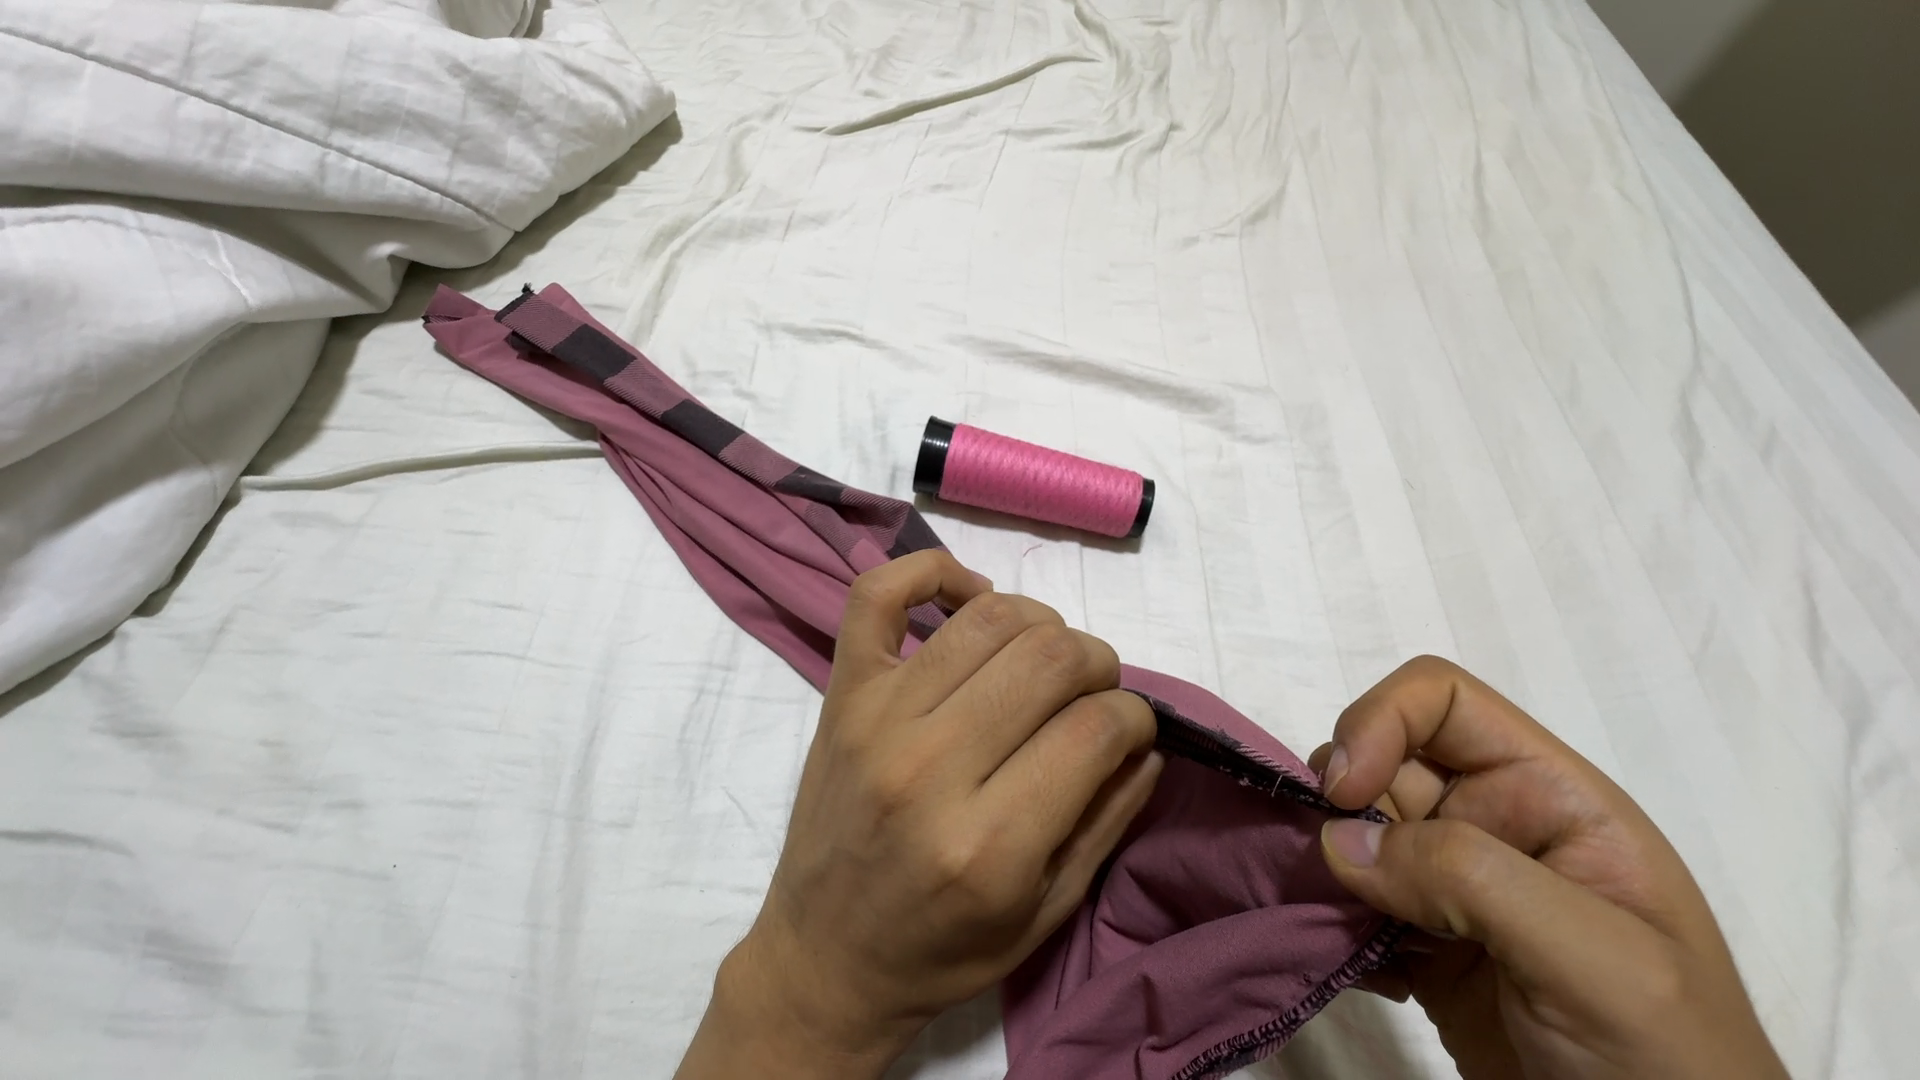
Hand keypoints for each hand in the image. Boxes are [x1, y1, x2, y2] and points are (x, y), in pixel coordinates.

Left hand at [675, 551, 1163, 1079]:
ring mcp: (877, 719)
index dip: (1134, 717)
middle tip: (1093, 691)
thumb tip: (1145, 738)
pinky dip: (932, 571)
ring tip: (1042, 656)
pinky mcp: (841, 693)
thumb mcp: (1046, 913)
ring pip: (987, 618)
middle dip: (1097, 663)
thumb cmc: (942, 948)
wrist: (825, 954)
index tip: (1130, 729)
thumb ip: (1107, 821)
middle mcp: (931, 769)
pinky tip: (970, 593)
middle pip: (1049, 658)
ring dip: (1040, 622)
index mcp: (990, 845)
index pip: (1096, 728)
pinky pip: (878, 594)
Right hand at [1310, 656, 1789, 1079]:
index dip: (1379, 722)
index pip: (1441, 701)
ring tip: (1322, 914)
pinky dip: (1322, 915)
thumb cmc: (1669, 1063)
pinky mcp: (1418, 942)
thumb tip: (1339, 840)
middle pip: (1380, 761)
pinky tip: (1332, 954)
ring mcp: (1450, 887)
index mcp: (1547, 796)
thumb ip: (1473, 879)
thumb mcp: (1599, 962)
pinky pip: (1344, 897)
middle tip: (1324, 867)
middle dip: (1335, 800)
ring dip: (1319, 860)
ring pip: (1349, 829)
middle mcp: (1491, 824)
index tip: (1340, 794)